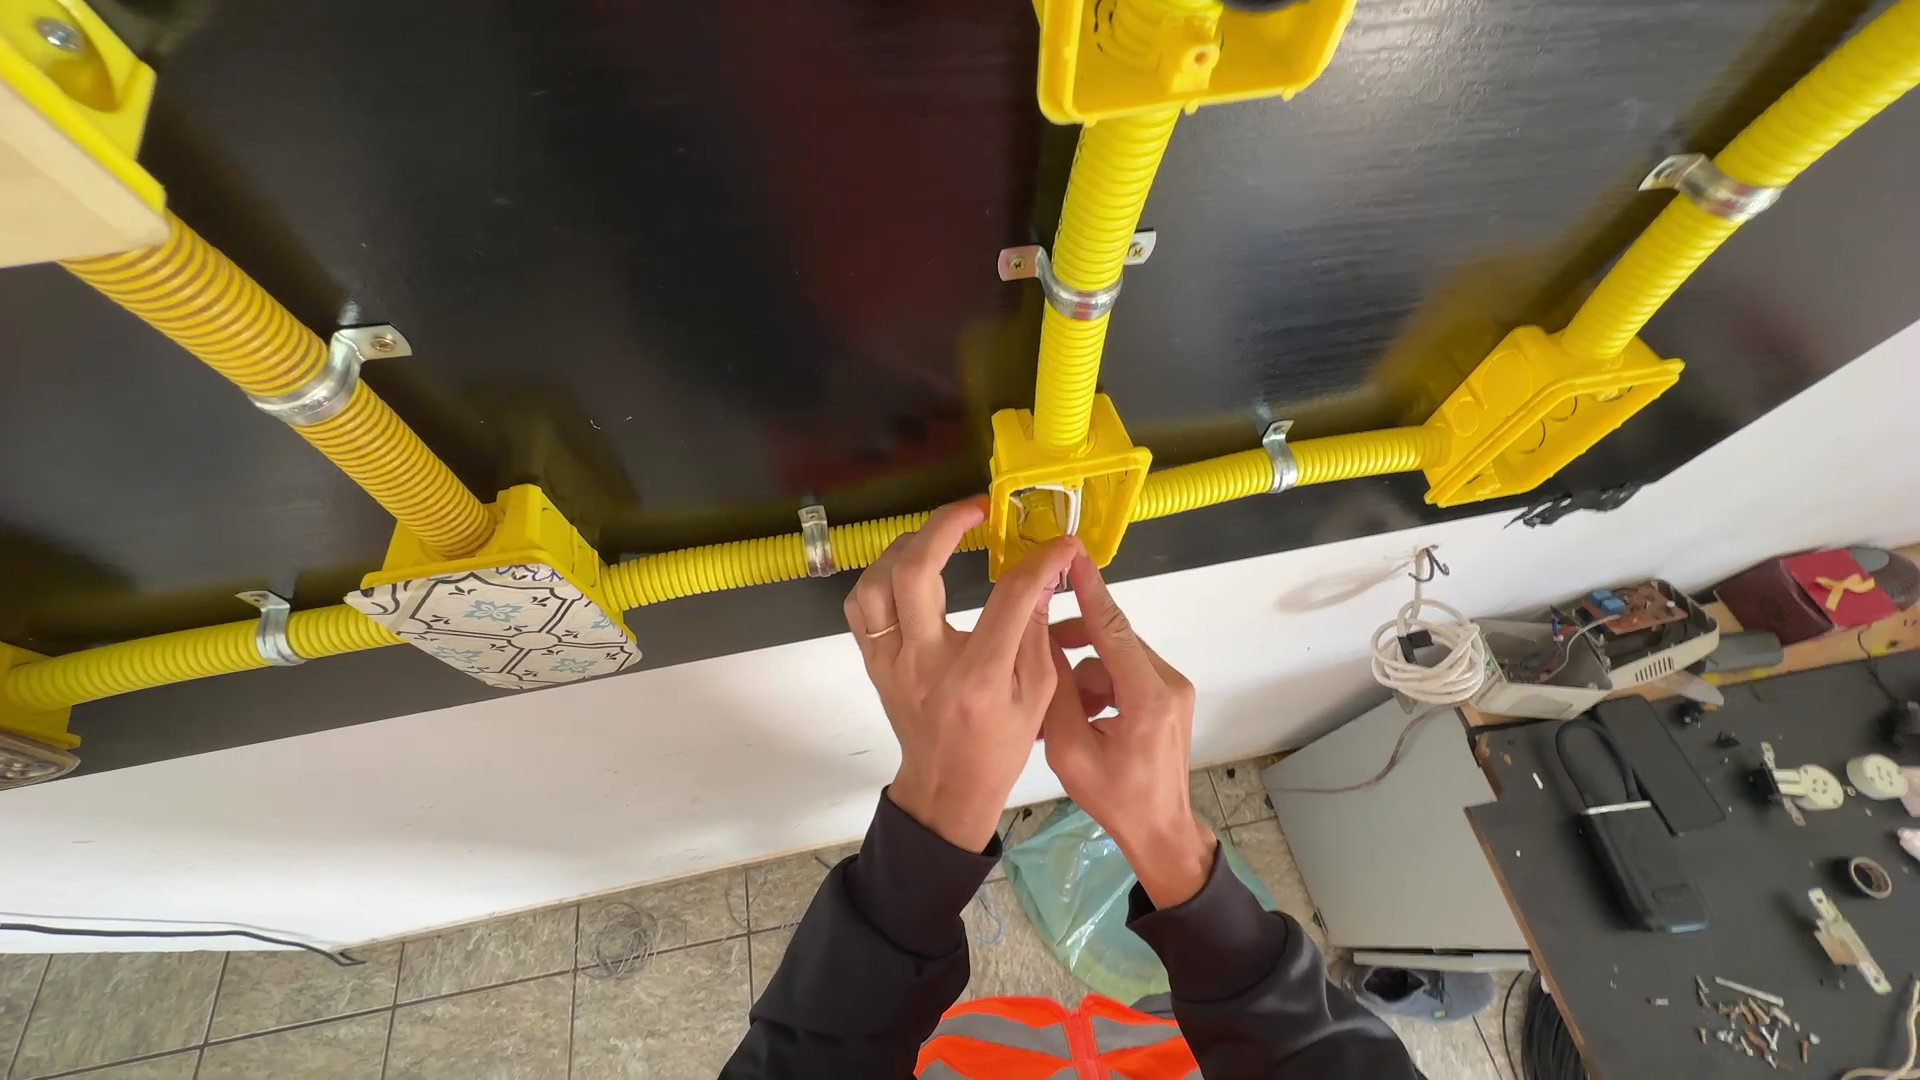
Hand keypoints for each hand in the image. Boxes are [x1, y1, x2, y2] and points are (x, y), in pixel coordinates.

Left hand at [844, 497, 1083, 851]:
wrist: (946, 786)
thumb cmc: (997, 746)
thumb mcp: (1037, 695)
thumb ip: (1036, 631)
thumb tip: (1040, 574)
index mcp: (978, 677)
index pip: (1009, 597)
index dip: (1038, 560)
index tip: (1057, 544)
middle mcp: (926, 663)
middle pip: (917, 572)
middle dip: (946, 526)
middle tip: (974, 511)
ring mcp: (891, 662)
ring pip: (876, 582)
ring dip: (907, 548)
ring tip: (937, 538)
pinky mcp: (873, 663)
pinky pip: (860, 606)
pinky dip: (880, 576)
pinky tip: (907, 570)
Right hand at [1043, 554, 1215, 907]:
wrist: (1162, 832)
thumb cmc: (1115, 801)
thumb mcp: (1069, 751)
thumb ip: (1055, 693)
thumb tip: (1043, 646)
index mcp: (1146, 696)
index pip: (1112, 627)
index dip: (1089, 589)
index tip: (1071, 554)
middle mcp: (1167, 682)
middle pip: (1111, 637)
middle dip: (1072, 640)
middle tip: (1036, 653)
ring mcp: (1172, 688)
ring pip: (1114, 656)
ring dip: (1082, 671)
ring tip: (1057, 707)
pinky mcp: (1169, 696)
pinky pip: (1124, 672)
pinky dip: (1098, 684)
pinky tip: (1078, 714)